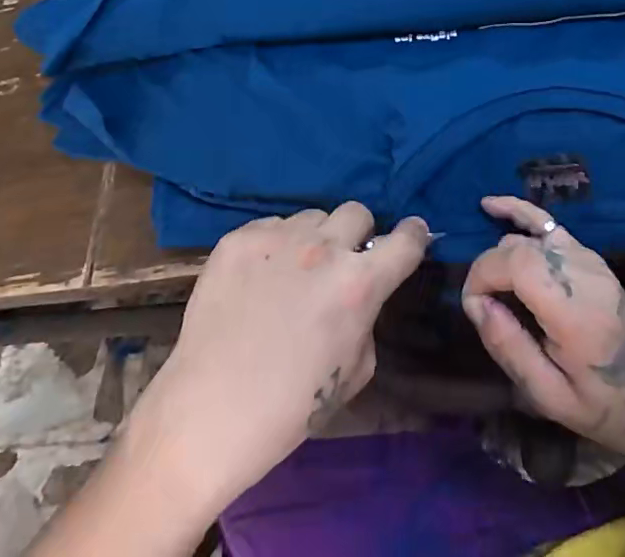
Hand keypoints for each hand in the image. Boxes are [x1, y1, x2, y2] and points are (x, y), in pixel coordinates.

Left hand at [132, 203, 429, 502]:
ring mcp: (277, 238)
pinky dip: (274, 245)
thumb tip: (358, 296)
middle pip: (357, 212)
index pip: (406, 239)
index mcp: (360, 285)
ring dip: (313, 239)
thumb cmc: (292, 406)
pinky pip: (271, 226)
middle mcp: (323, 250)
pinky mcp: (238, 239)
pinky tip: (258, 279)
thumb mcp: (357, 369)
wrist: (211, 411)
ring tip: (291, 273)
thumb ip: (367, 317)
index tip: (410, 237)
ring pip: (312, 217)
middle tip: (340, 263)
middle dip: (357, 235)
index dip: (413, 236)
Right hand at [461, 195, 624, 458]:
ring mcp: (590, 258)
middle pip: (518, 247)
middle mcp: (585, 273)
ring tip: (490, 286)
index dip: (482, 277)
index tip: (473, 307)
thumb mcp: (549, 397)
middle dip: (487, 269)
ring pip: (529, 234)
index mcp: (576, 312)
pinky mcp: (590, 255)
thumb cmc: (603, 405)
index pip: (517, 264)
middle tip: (482, 307)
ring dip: (501, 253)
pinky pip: (548, 224)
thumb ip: (509, 347)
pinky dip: (519, 215)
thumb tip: (475, 304)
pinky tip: (492, 206)